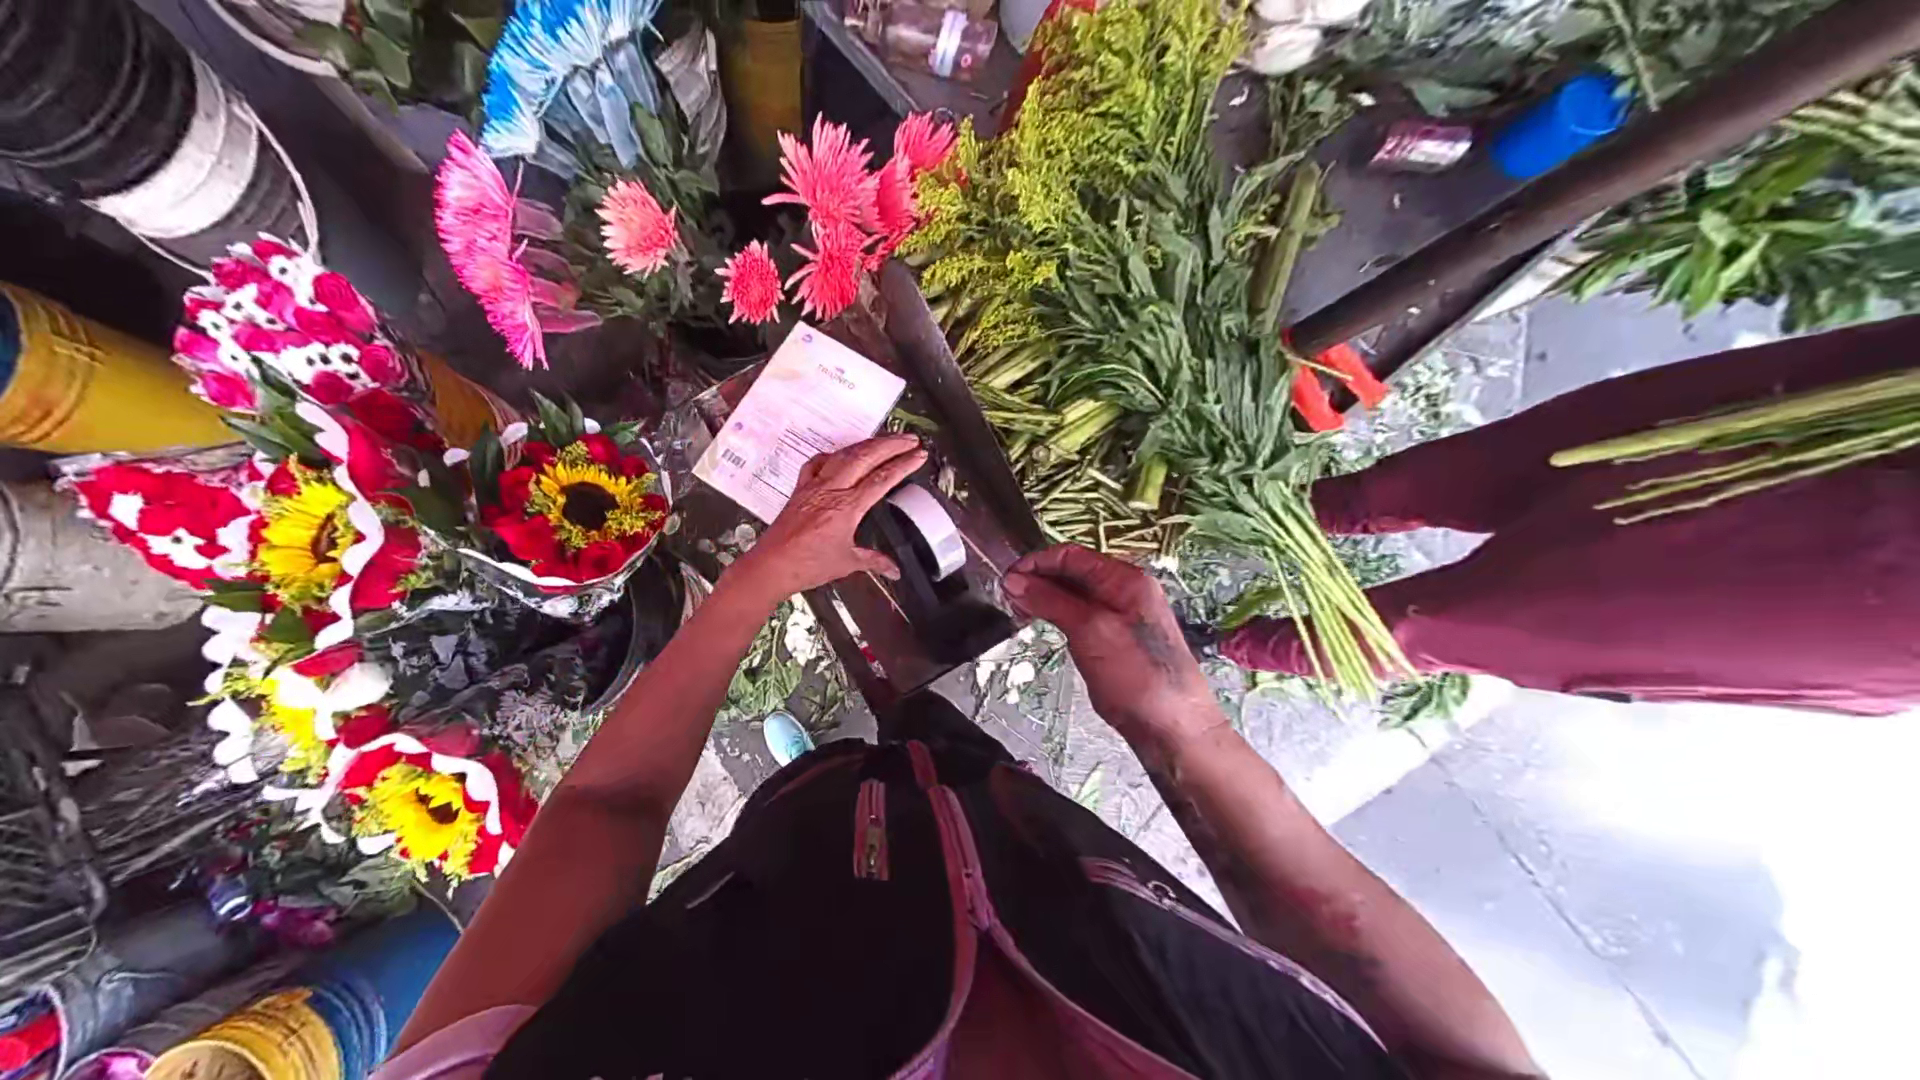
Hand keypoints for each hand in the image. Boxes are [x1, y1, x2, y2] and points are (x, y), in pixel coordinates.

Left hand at [729, 434, 927, 601]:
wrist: (771, 565)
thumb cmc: (805, 565)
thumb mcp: (847, 562)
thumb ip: (874, 561)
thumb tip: (893, 569)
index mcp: (846, 507)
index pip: (882, 478)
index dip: (903, 464)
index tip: (918, 455)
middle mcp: (830, 490)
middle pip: (866, 456)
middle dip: (891, 444)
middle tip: (909, 439)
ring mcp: (814, 486)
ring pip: (844, 454)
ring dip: (867, 444)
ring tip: (885, 440)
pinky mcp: (801, 488)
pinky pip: (818, 462)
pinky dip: (834, 455)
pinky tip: (842, 455)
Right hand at [1002, 544, 1225, 748]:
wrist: (1171, 726)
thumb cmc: (1137, 675)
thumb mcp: (1090, 630)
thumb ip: (1051, 600)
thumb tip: (1013, 580)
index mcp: (1125, 579)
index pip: (1071, 556)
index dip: (1036, 563)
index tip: (1007, 579)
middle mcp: (1124, 590)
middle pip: (1072, 572)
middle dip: (1038, 580)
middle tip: (1008, 598)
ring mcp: (1119, 615)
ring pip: (1073, 595)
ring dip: (1045, 598)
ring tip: (1018, 611)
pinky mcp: (1112, 639)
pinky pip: (1079, 615)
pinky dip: (1057, 615)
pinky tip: (1040, 624)